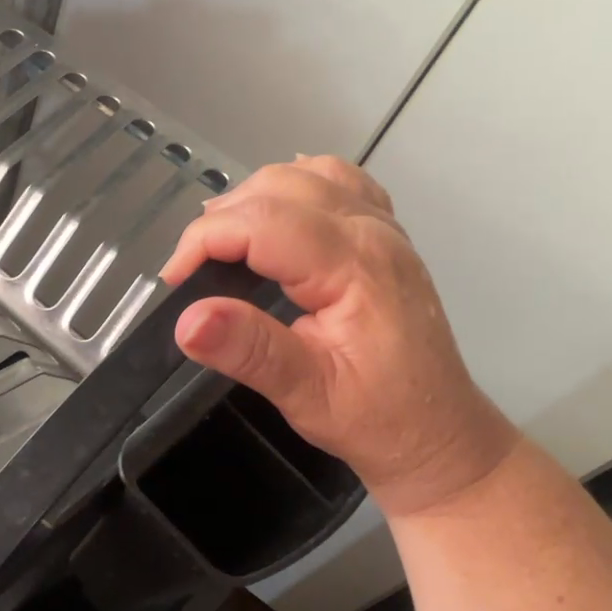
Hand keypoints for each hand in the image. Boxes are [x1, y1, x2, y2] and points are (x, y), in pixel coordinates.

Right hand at [161, 156, 519, 516]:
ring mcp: (383, 229)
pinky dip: (294, 188)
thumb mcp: (306, 394)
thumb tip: (187, 320)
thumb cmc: (376, 418)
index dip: (204, 241)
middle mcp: (372, 232)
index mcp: (354, 265)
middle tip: (192, 273)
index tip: (173, 283)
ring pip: (306, 176)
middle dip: (222, 221)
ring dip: (253, 199)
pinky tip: (273, 214)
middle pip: (280, 187)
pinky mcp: (383, 237)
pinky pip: (336, 184)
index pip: (262, 221)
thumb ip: (249, 351)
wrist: (438, 434)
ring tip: (222, 245)